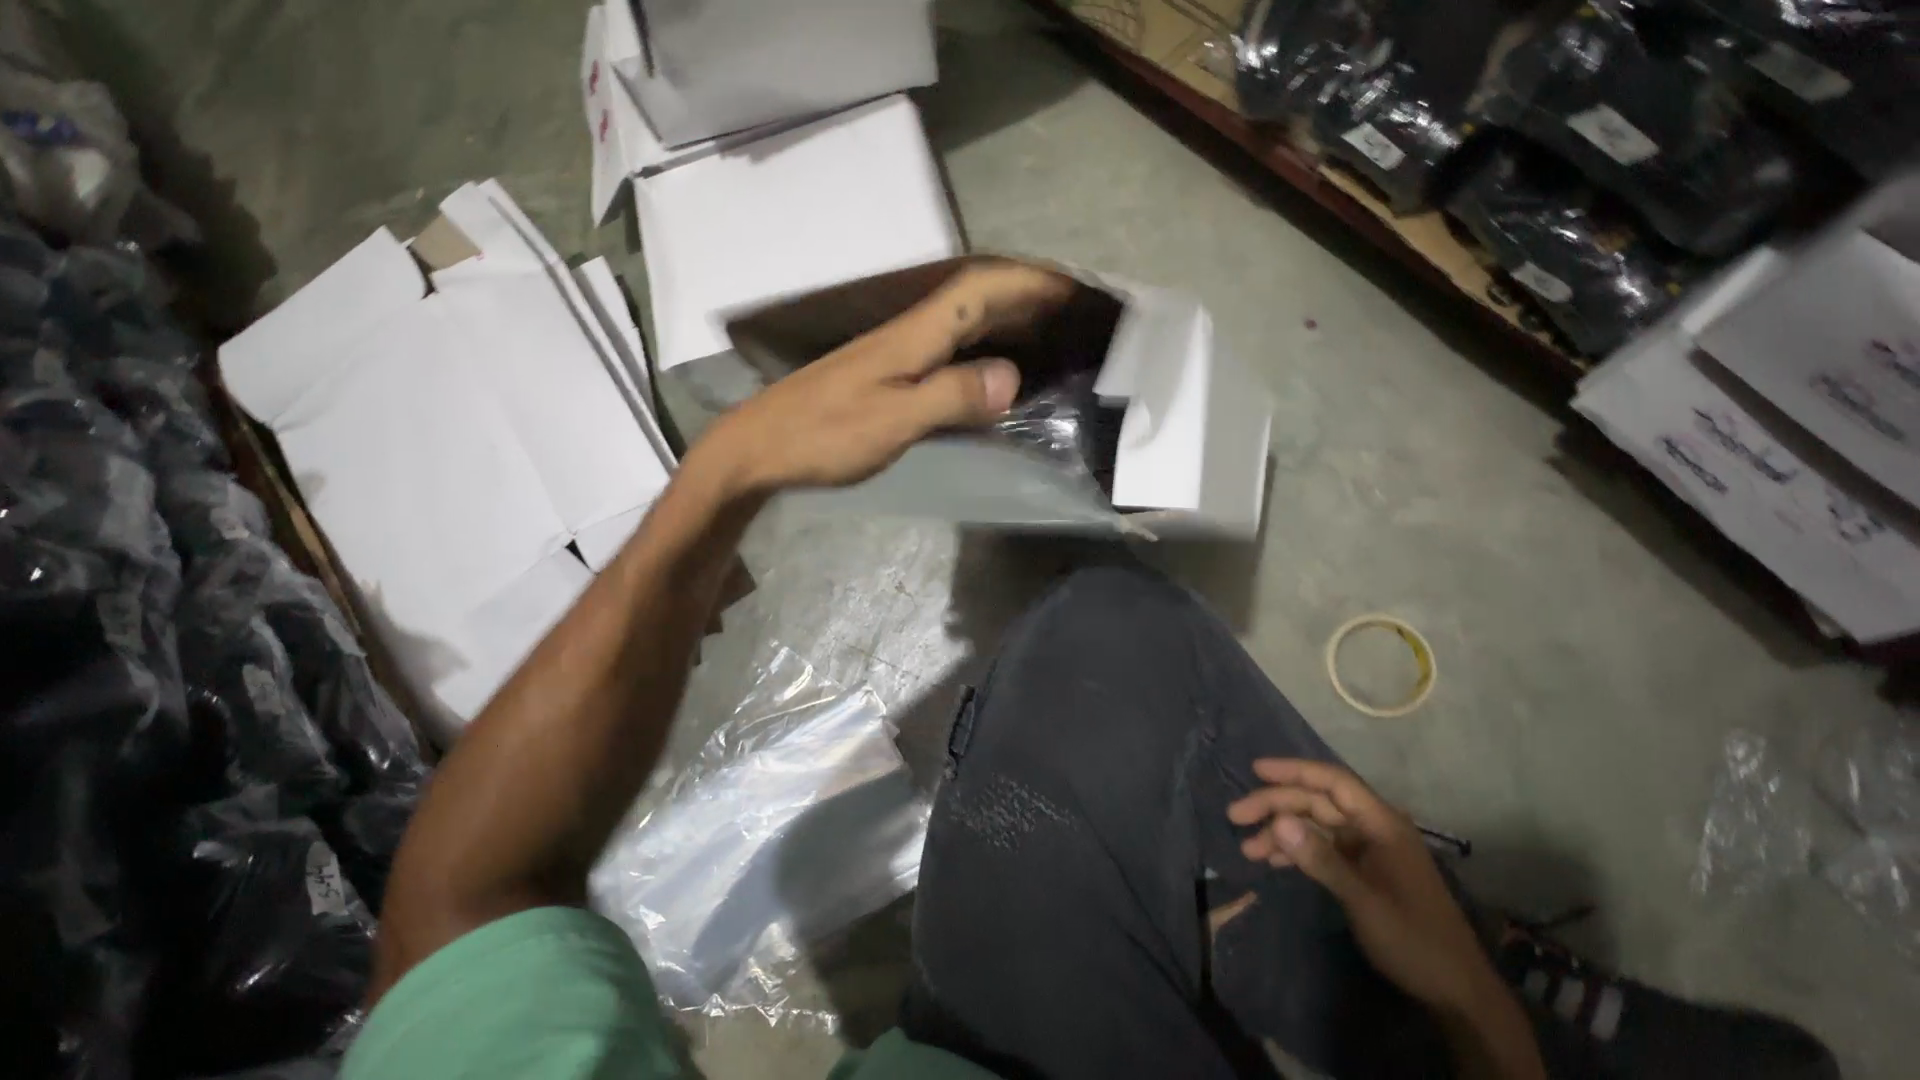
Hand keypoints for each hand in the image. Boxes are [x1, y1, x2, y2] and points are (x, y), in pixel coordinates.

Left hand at [694, 261, 1075, 495]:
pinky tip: (988, 372)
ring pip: (959, 325)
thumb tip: (1012, 376)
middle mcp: (906, 335)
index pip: (978, 292)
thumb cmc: (822, 435)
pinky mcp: (883, 377)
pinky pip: (945, 351)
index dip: (1025, 283)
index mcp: (912, 337)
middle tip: (1071, 309)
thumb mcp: (892, 422)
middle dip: (1023, 297)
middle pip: (972, 301)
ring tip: (1045, 332)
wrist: (757, 449)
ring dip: (1002, 321)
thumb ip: (950, 396)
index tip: (1070, 284)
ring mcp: (892, 355)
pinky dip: (977, 351)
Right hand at [1227, 759, 1504, 1014]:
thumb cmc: (1413, 939)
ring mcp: (1371, 851)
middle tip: (1235, 816)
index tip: (1255, 771)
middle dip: (1277, 805)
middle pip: (1319, 803)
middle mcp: (1376, 829)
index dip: (1294, 771)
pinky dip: (1298, 851)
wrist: (1454, 988)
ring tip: (1248, 848)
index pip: (1333, 783)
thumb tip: (1277, 820)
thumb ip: (1321, 859)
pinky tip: (1273, 861)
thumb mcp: (1363, 900)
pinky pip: (1325, 849)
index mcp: (1383, 825)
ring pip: (1318, 826)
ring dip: (1283, 832)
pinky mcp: (1366, 871)